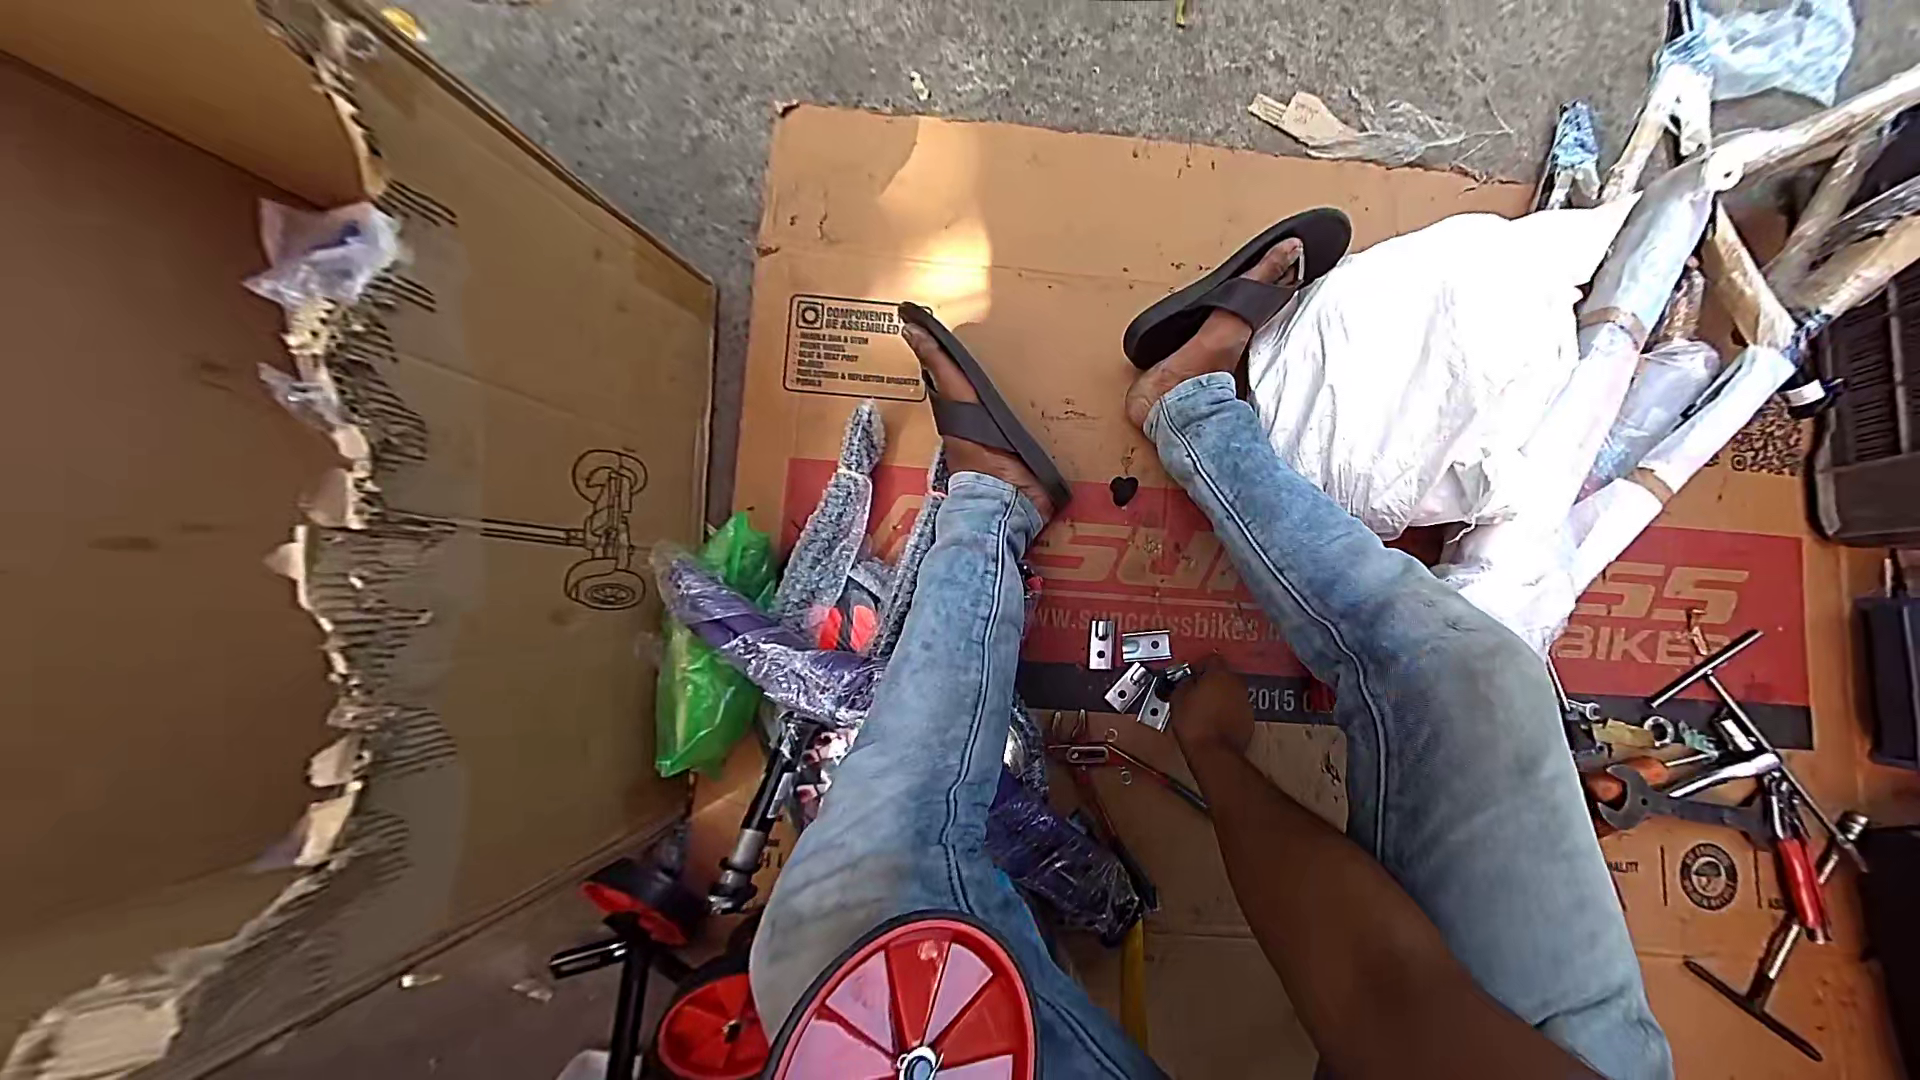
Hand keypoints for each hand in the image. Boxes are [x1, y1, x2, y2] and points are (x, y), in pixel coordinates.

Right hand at [1172, 658, 1253, 757]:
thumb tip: (1186, 681)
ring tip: (1201, 707)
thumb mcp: (1178, 698)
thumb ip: (1184, 683)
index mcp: (1220, 675)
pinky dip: (1225, 712)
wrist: (1213, 753)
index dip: (1199, 665)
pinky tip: (1211, 721)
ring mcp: (1245, 703)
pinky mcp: (1248, 721)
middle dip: (1210, 681)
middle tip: (1194, 690)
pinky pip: (1235, 709)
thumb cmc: (1195, 725)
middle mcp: (1237, 686)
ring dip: (1219, 696)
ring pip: (1230, 692)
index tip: (1190, 673)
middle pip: (1223, 675)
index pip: (1212, 659)